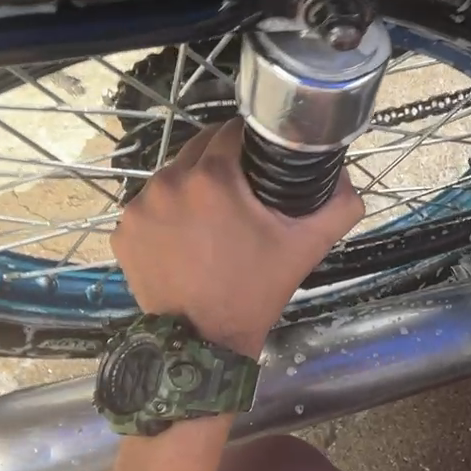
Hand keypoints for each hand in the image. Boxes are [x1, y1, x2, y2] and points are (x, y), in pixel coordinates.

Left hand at [110, 119, 362, 356]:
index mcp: (212, 179)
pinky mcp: (123, 231)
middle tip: (248, 190)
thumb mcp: (310, 246)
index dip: (253, 139)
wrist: (205, 339)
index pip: (232, 131)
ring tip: (218, 217)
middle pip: (199, 148)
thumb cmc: (258, 288)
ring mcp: (139, 208)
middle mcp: (167, 183)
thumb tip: (347, 178)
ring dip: (196, 185)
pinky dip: (171, 213)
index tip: (266, 158)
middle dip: (224, 160)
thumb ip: (340, 206)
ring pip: (174, 176)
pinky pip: (152, 206)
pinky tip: (190, 237)